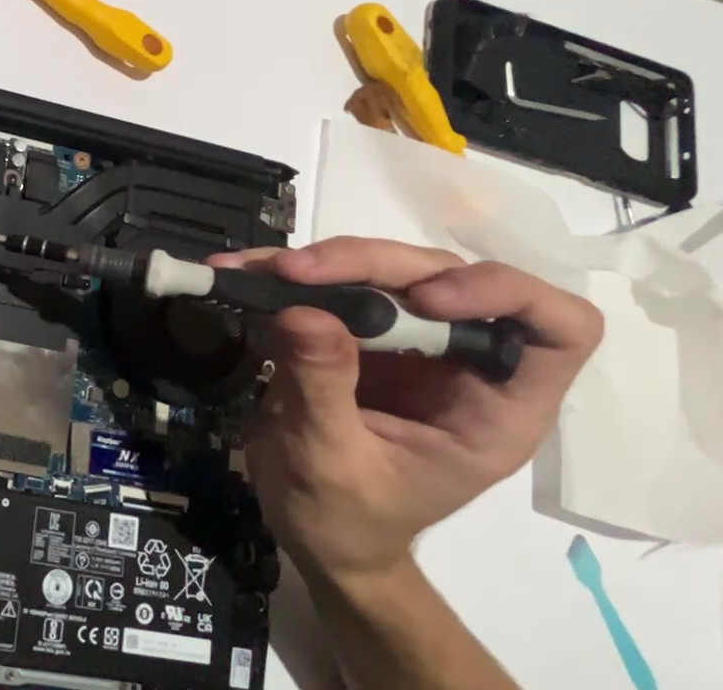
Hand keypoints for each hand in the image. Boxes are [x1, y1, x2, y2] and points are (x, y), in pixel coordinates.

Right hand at [214, 238, 601, 585]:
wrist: (315, 533)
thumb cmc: (346, 517)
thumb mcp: (331, 461)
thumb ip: (323, 387)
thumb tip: (302, 310)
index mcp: (494, 405)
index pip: (556, 328)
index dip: (500, 295)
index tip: (421, 300)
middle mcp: (460, 361)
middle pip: (442, 278)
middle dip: (370, 264)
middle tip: (294, 271)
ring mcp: (405, 342)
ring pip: (383, 270)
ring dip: (319, 262)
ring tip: (255, 269)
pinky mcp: (352, 333)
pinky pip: (327, 286)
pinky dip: (280, 274)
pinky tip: (239, 271)